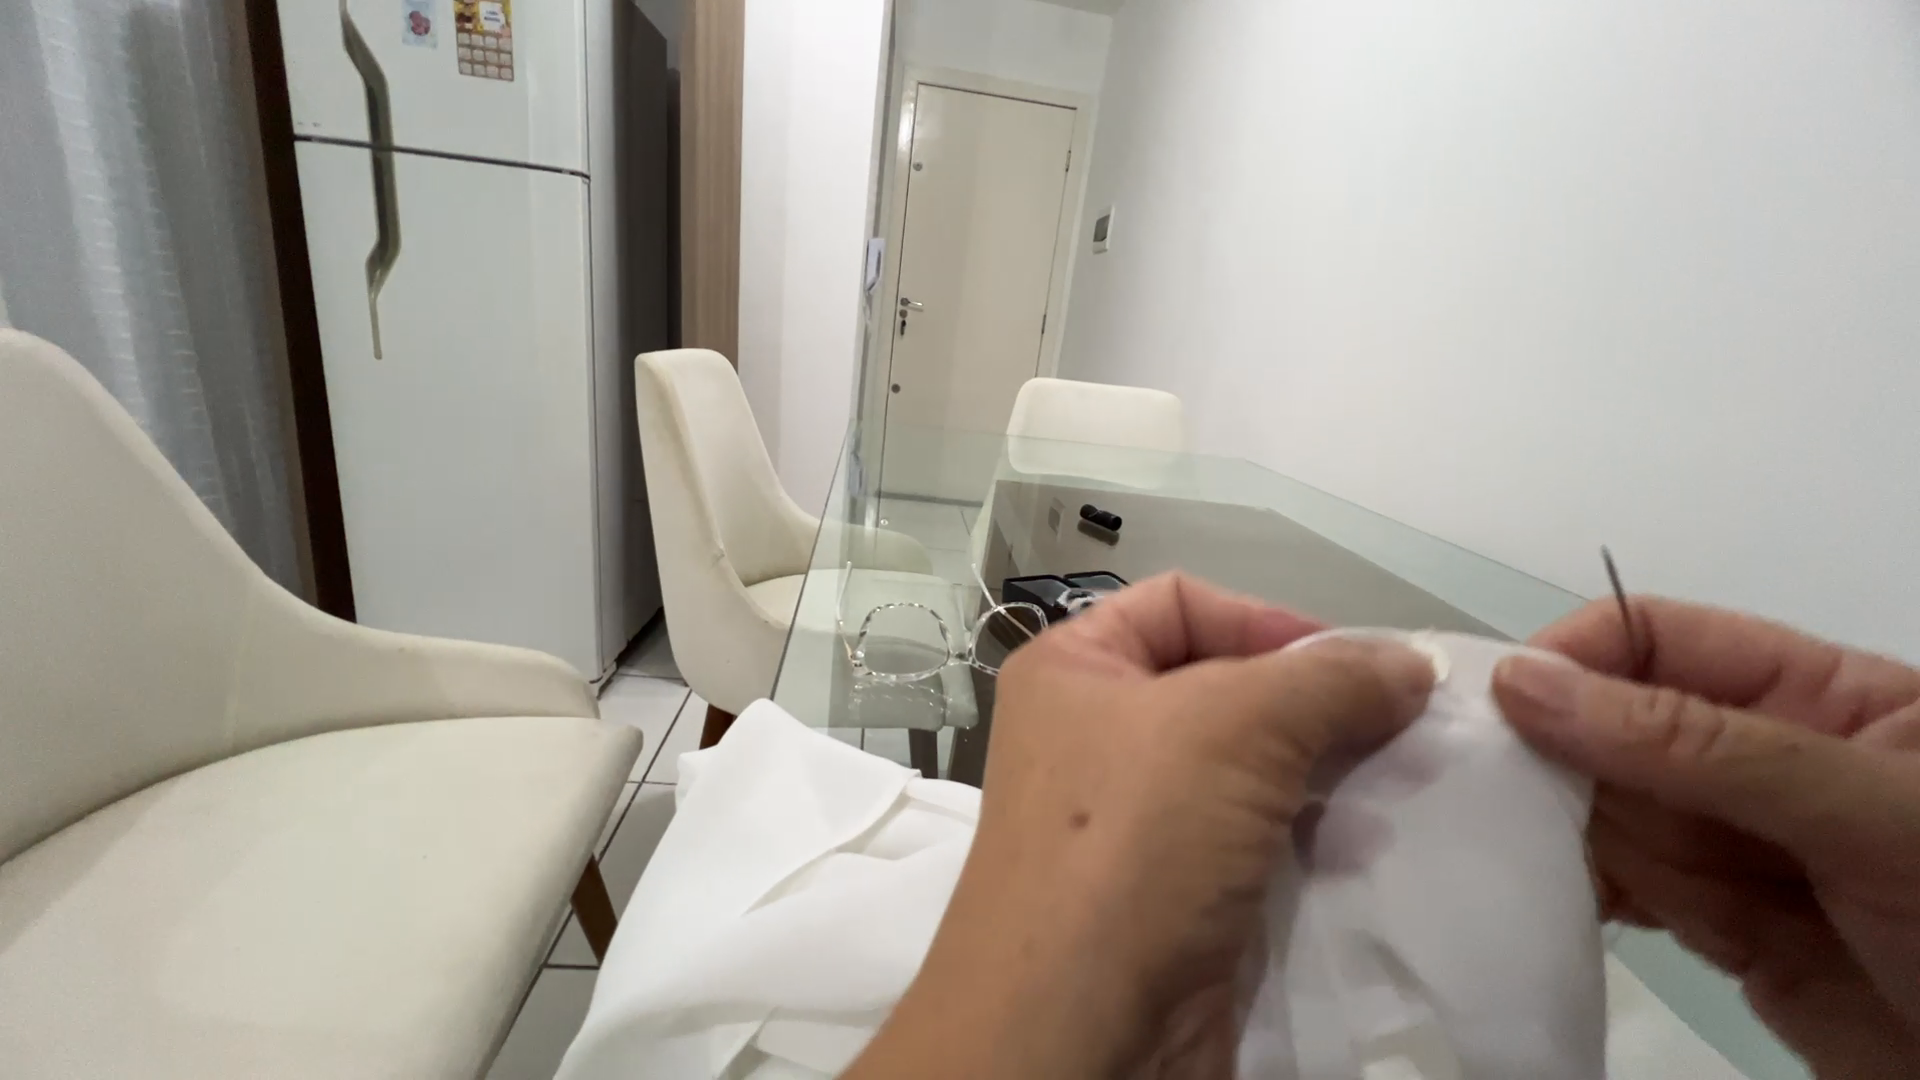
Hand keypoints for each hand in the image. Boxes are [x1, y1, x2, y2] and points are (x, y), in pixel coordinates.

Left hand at [845, 573, 1433, 1078]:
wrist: (1078, 1030)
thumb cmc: (1131, 838)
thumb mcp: (1229, 726)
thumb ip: (1325, 680)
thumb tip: (1405, 662)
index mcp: (1074, 665)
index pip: (1181, 602)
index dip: (1265, 618)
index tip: (1354, 666)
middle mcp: (1094, 727)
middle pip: (1221, 682)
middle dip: (1310, 702)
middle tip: (1396, 730)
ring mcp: (1132, 810)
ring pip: (1245, 763)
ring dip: (1322, 771)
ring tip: (1395, 786)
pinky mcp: (1169, 881)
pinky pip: (1251, 831)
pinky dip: (1310, 831)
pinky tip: (1367, 845)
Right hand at [1492, 597, 1919, 1077]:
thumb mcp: (1867, 814)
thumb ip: (1692, 742)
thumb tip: (1518, 681)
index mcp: (1809, 696)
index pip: (1651, 636)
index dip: (1570, 656)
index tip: (1495, 702)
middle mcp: (1748, 755)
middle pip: (1601, 717)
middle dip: (1536, 742)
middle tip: (1462, 772)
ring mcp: (1722, 835)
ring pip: (1590, 795)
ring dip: (1536, 814)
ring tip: (1478, 831)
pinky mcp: (1700, 911)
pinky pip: (1603, 874)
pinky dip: (1558, 878)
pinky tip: (1525, 886)